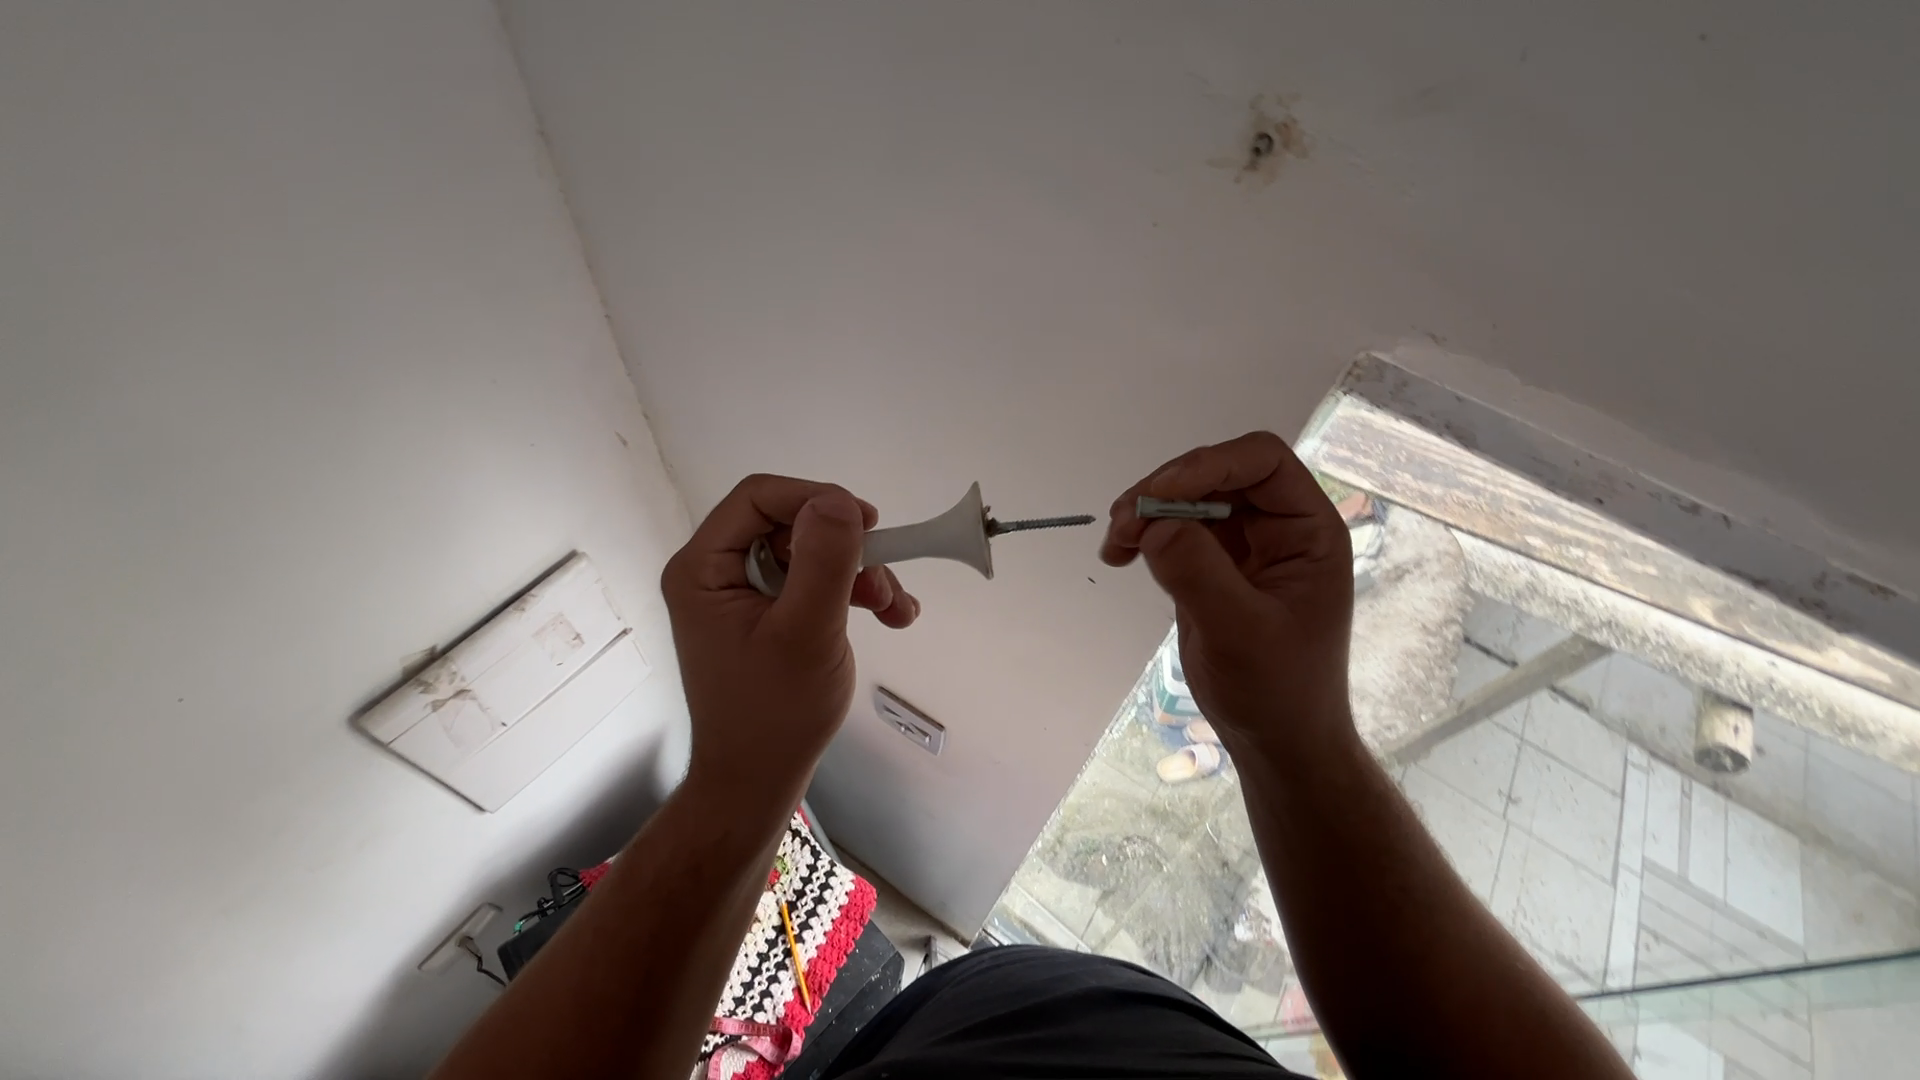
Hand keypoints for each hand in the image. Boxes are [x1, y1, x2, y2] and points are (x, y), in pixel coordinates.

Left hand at [662, 475, 918, 797]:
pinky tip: (891, 616)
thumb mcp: (806, 631)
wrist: (759, 780)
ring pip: (809, 554)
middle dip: (846, 549)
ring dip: (859, 574)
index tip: (867, 522)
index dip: (815, 499)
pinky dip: (851, 595)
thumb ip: (824, 561)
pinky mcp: (766, 616)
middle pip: (789, 525)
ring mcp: (741, 596)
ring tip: (894, 609)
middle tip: (884, 581)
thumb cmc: (775, 713)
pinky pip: (812, 584)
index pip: (758, 498)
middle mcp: (716, 573)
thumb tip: (838, 501)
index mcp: (703, 569)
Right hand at [1101, 432, 1354, 751]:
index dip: (1208, 465)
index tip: (1157, 494)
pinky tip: (1119, 557)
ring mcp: (1243, 548)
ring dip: (1147, 512)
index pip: (1262, 462)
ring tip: (1114, 545)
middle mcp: (1278, 529)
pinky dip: (1143, 536)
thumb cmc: (1276, 690)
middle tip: (1121, 525)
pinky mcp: (1212, 568)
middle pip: (1218, 475)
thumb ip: (1199, 573)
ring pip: (1189, 500)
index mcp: (1307, 530)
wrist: (1275, 740)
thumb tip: (1153, 525)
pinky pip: (1175, 532)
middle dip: (1166, 490)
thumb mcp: (1240, 632)